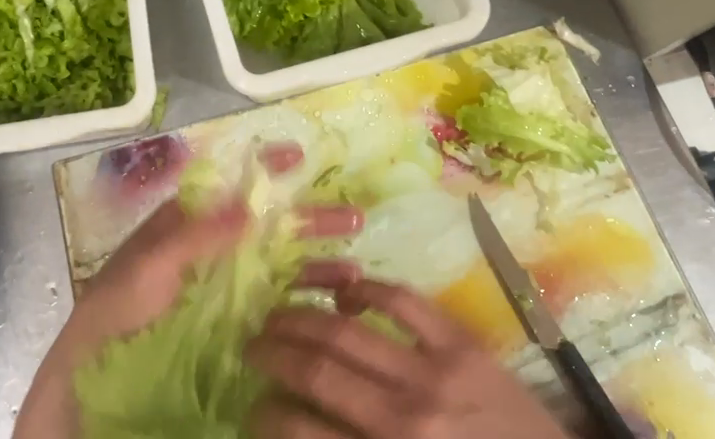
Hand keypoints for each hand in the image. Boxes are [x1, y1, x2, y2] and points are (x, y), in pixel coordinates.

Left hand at [16, 188, 360, 438]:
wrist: (97, 371)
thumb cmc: (119, 305)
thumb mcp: (153, 263)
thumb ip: (199, 233)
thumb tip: (250, 202)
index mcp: (188, 222)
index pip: (233, 187)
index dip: (264, 170)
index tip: (298, 156)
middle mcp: (212, 246)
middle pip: (268, 226)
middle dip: (308, 218)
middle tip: (353, 216)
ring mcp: (223, 284)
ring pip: (279, 264)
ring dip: (316, 262)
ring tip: (355, 271)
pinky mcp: (231, 320)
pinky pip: (274, 302)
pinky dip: (305, 300)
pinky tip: (334, 305)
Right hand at [247, 279, 570, 438]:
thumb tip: (300, 428)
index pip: (301, 431)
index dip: (265, 415)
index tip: (251, 408)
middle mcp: (402, 416)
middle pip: (316, 371)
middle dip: (272, 355)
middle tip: (252, 346)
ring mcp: (433, 372)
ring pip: (345, 330)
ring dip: (301, 318)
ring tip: (278, 314)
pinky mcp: (463, 345)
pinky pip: (402, 302)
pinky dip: (366, 290)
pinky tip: (344, 290)